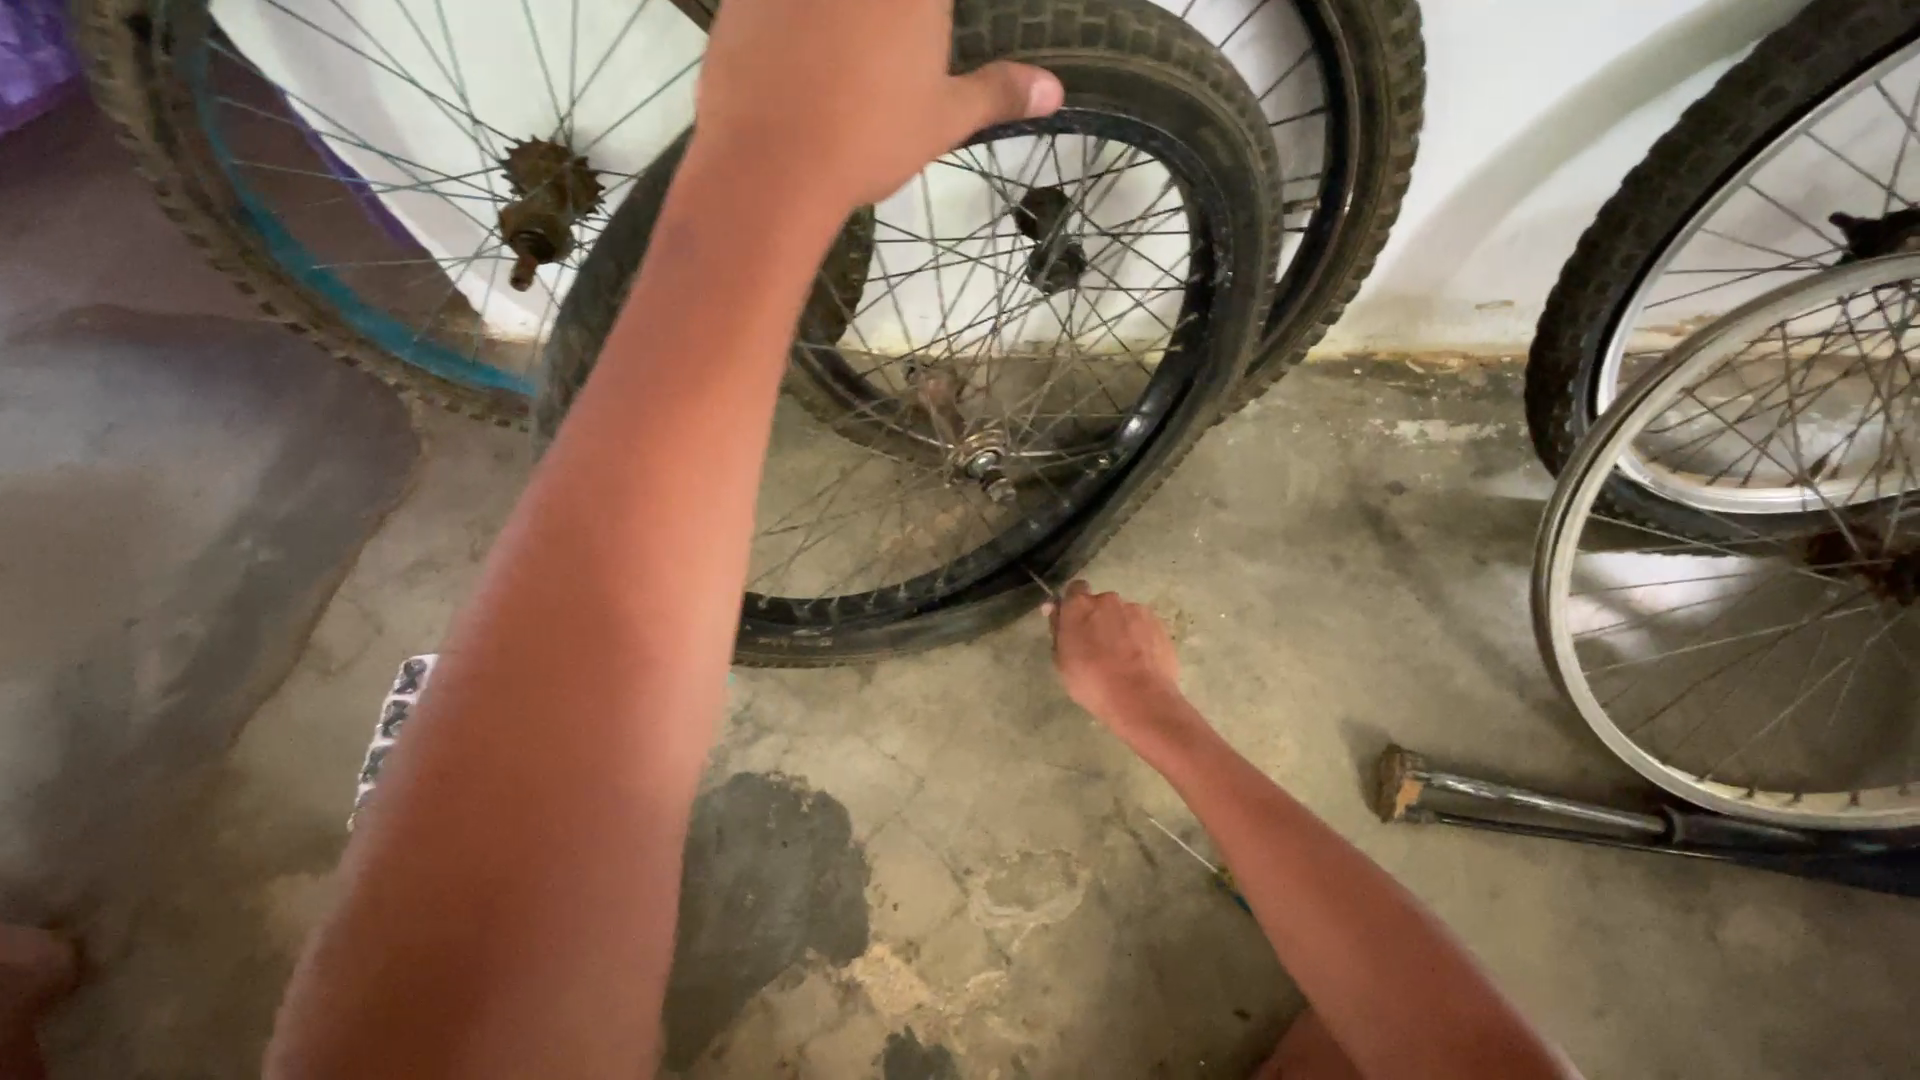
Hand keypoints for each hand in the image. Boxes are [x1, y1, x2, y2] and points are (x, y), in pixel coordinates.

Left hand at [693, 0, 1063, 208]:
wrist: (770, 166)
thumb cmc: (869, 140)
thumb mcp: (943, 119)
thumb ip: (998, 94)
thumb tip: (1054, 91)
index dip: (928, 16)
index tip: (923, 43)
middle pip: (887, 2)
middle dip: (890, 24)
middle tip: (888, 66)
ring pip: (833, 4)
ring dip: (841, 21)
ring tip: (845, 70)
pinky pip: (781, 3)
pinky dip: (792, 19)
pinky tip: (799, 59)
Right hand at [1045, 581, 1184, 729]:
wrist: (1139, 698)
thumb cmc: (1091, 681)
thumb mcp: (1062, 660)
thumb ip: (1058, 629)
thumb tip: (1053, 608)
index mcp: (1079, 605)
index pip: (1074, 590)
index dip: (1075, 606)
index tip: (1075, 624)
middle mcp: (1108, 600)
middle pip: (1101, 604)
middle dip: (1100, 619)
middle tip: (1099, 648)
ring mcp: (1136, 610)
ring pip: (1124, 616)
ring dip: (1122, 629)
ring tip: (1125, 659)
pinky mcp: (1158, 624)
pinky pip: (1143, 627)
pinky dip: (1141, 638)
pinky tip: (1140, 661)